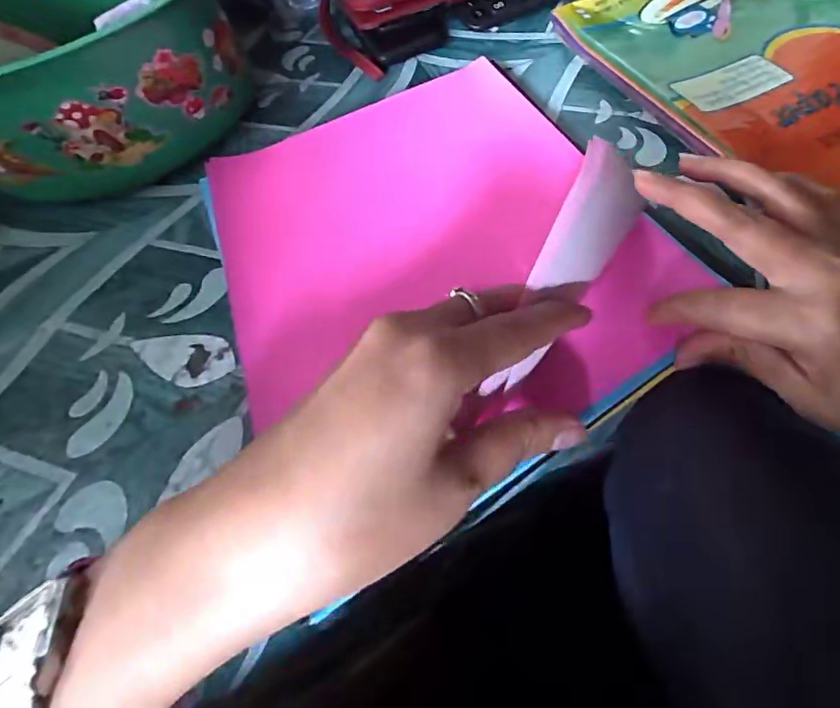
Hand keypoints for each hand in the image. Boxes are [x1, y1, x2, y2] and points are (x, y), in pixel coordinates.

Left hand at [206, 285, 591, 616]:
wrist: (253, 530)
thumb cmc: (363, 519)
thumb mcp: (450, 486)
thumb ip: (513, 440)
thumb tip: (572, 422)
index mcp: (438, 357)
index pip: (514, 327)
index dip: (554, 318)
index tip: (585, 308)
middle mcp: (407, 330)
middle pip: (479, 308)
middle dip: (521, 312)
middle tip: (560, 325)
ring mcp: (376, 339)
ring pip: (449, 318)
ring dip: (487, 329)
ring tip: (521, 361)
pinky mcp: (357, 356)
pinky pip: (423, 335)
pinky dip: (455, 344)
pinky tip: (467, 382)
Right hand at [636, 154, 839, 496]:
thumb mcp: (808, 398)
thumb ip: (743, 357)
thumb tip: (681, 349)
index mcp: (814, 321)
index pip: (725, 306)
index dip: (681, 311)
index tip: (650, 315)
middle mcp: (830, 273)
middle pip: (745, 223)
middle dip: (688, 198)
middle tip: (645, 176)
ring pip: (782, 194)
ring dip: (731, 172)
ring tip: (689, 161)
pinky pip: (818, 201)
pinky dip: (782, 184)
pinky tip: (759, 182)